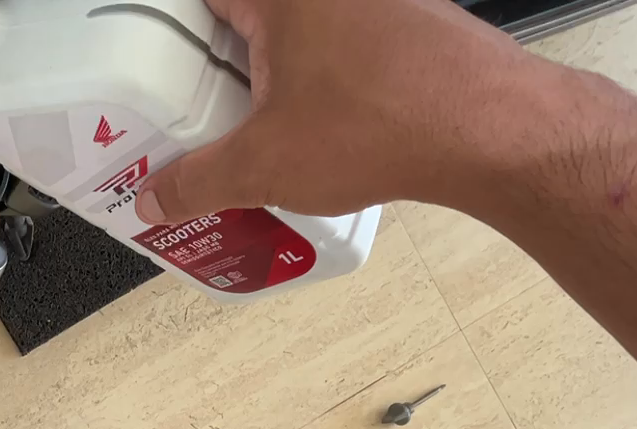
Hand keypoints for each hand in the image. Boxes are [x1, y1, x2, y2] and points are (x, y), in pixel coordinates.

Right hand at [136, 0, 560, 223]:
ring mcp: (369, 0)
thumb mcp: (261, 166)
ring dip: (265, 73)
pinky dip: (309, 78)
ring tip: (245, 129)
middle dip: (216, 62)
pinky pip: (333, 43)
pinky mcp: (401, 22)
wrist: (483, 129)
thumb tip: (152, 200)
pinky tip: (307, 125)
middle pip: (246, 14)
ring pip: (293, 30)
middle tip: (194, 114)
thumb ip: (195, 182)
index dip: (171, 33)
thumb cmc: (377, 125)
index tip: (157, 73)